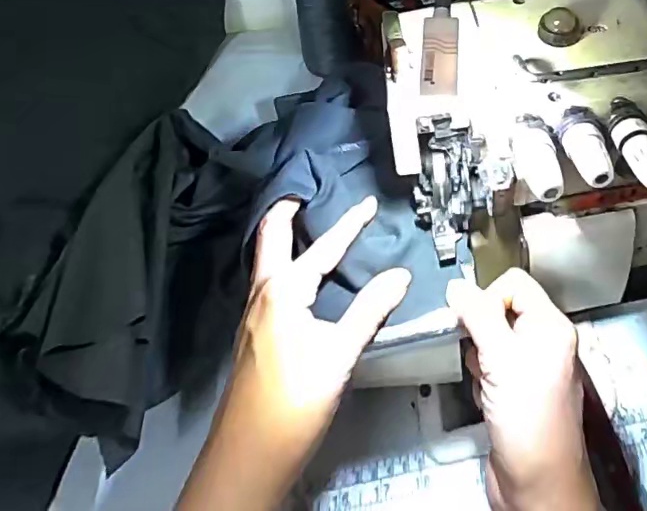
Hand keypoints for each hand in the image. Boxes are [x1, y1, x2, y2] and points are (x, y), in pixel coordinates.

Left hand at [177, 196, 410, 510]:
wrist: (247, 457)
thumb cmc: (291, 403)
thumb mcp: (339, 353)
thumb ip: (370, 309)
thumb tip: (399, 275)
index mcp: (284, 290)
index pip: (324, 246)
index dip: (350, 223)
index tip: (367, 203)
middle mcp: (263, 293)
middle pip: (273, 236)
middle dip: (289, 209)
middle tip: (308, 189)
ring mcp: (254, 312)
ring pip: (267, 257)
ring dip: (285, 234)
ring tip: (307, 219)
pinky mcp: (254, 331)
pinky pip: (269, 278)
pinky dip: (285, 260)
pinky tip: (302, 274)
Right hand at [447, 270, 600, 510]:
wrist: (537, 488)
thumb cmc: (533, 429)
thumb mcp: (501, 359)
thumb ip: (478, 316)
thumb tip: (458, 287)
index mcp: (551, 326)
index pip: (514, 284)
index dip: (488, 296)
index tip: (473, 318)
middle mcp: (544, 343)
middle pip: (500, 310)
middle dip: (481, 331)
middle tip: (481, 353)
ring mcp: (531, 368)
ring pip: (491, 340)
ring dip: (480, 358)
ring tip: (487, 380)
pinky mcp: (516, 391)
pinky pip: (490, 367)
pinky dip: (482, 379)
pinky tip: (487, 398)